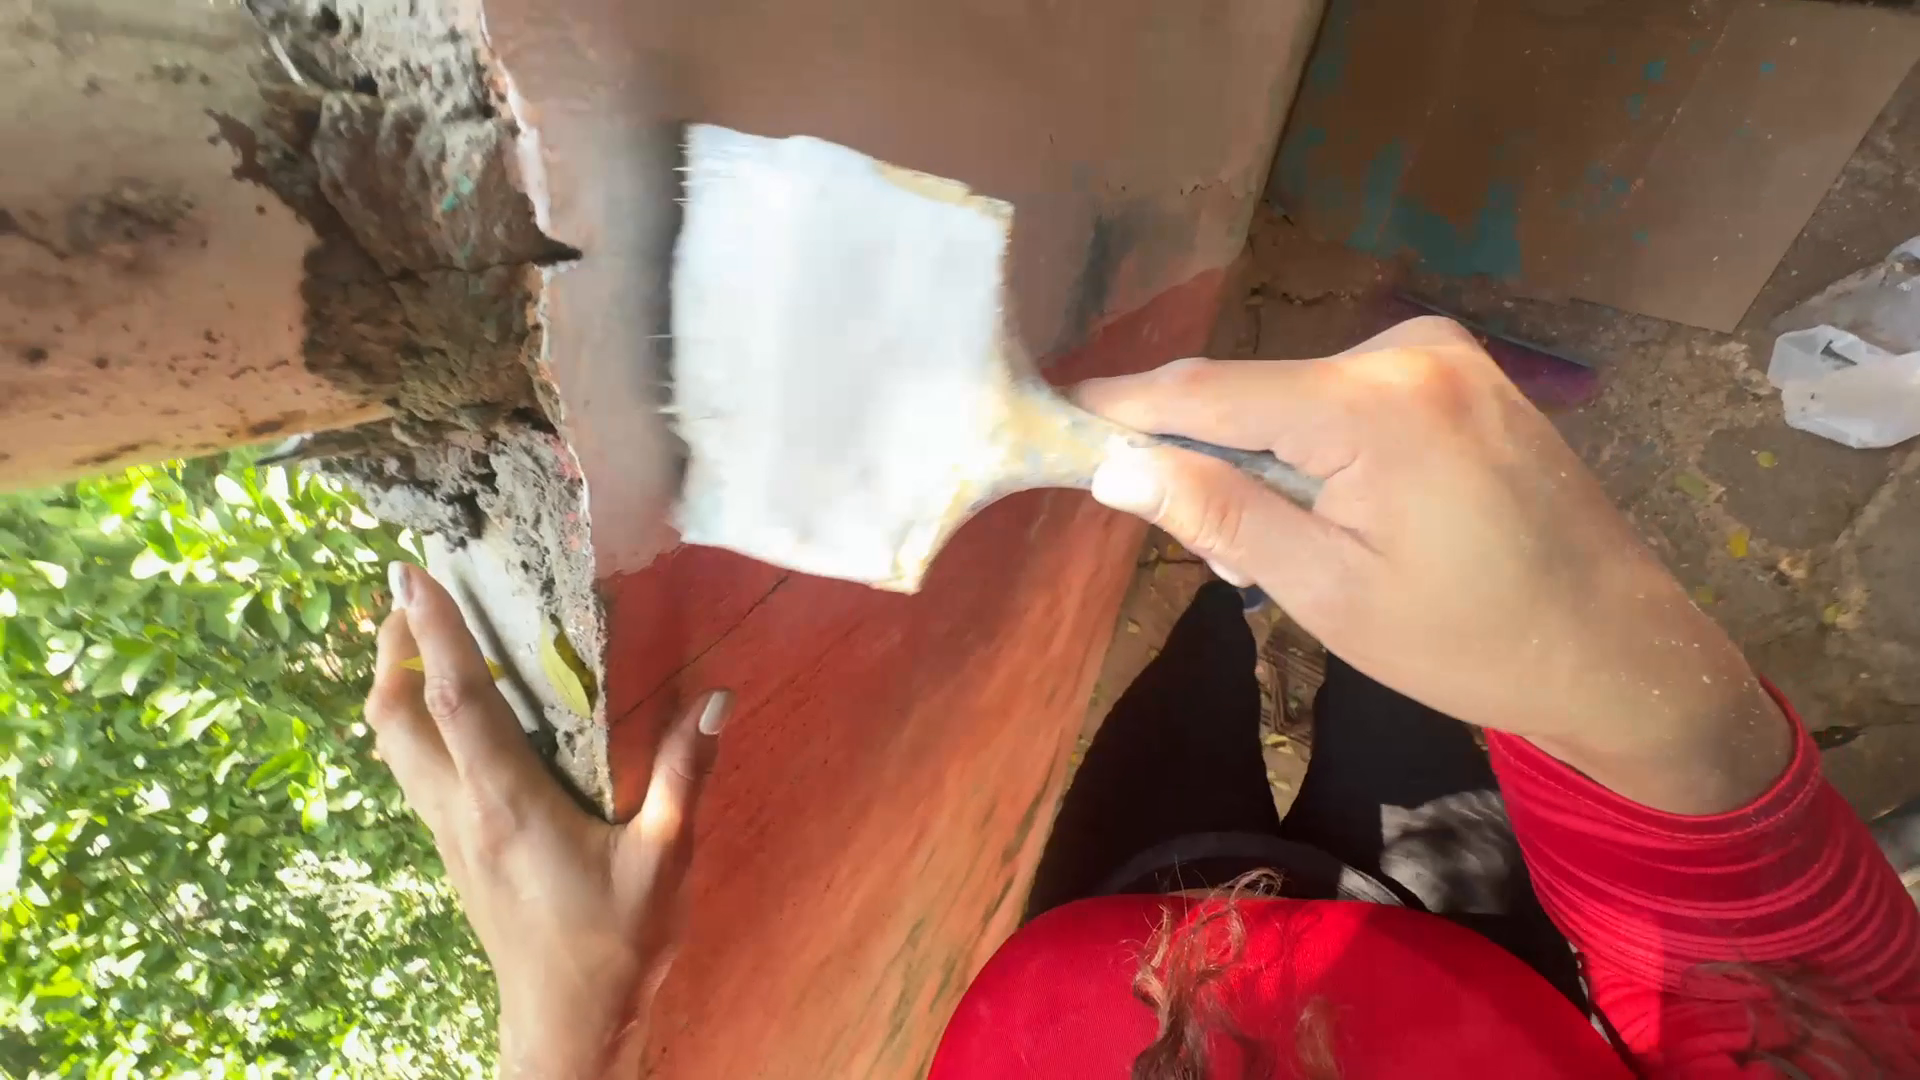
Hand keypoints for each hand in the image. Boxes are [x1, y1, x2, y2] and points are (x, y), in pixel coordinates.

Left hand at [366, 562, 728, 1077]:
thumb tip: (716, 698)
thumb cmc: (618, 942)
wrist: (567, 1027)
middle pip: (398, 720)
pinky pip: (418, 770)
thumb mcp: (665, 856)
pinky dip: (418, 721)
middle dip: (393, 648)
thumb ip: (686, 773)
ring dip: (397, 684)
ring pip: (398, 747)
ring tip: (420, 636)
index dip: (435, 634)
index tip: (414, 575)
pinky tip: (453, 713)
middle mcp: (464, 813)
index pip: (458, 702)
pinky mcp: (459, 851)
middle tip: (408, 593)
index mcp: (508, 805)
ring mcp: (452, 836)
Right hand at [1076, 317, 1789, 814]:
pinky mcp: (1449, 372)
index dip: (1123, 403)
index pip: (1208, 392)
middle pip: (1247, 392)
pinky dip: (1300, 448)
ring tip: (1281, 546)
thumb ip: (1216, 513)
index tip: (1058, 412)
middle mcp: (1406, 349)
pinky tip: (1328, 510)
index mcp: (1375, 404)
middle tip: (1193, 537)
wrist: (1620, 653)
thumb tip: (1113, 466)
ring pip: (1286, 397)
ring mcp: (1436, 353)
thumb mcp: (1323, 590)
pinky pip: (1332, 399)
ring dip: (1252, 459)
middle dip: (1196, 452)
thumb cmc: (1465, 641)